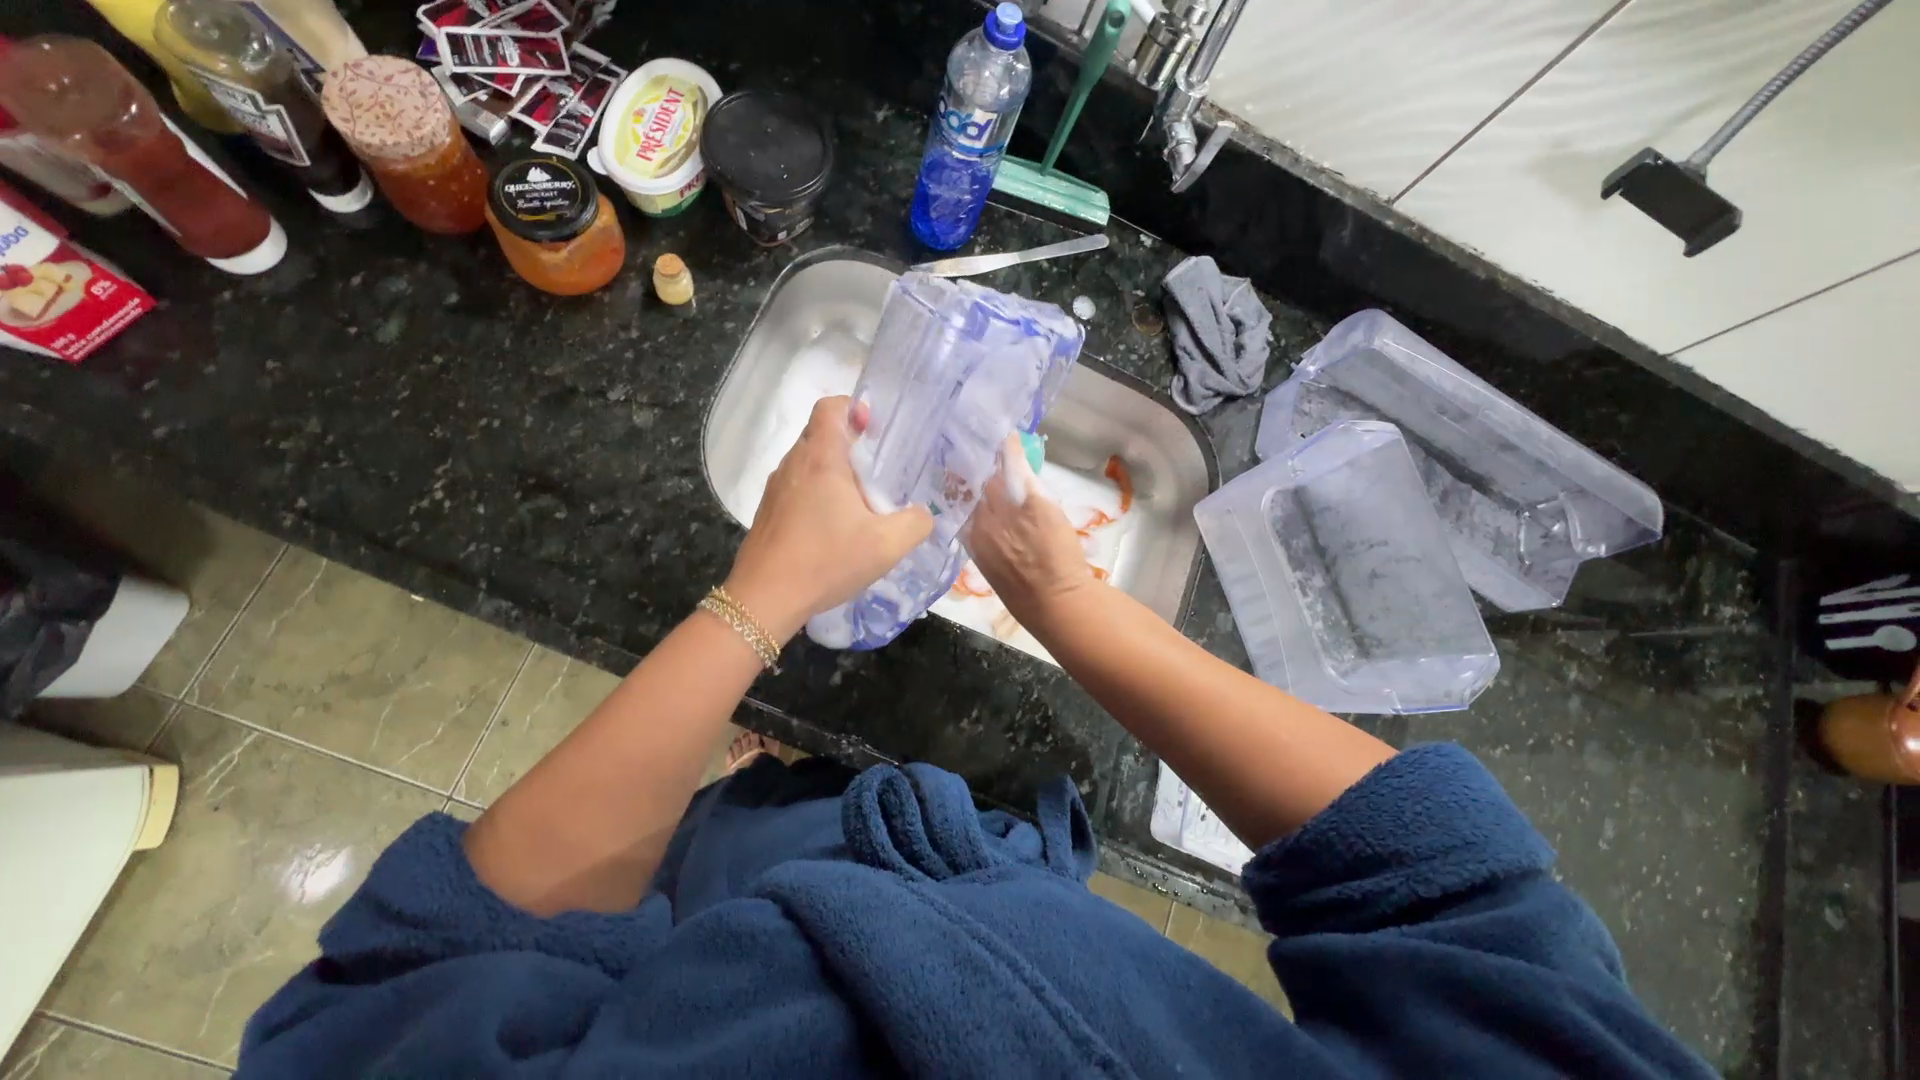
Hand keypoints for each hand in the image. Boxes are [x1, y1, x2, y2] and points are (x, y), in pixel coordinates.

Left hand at [725, 396, 933, 641]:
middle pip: (821, 434)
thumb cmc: (826, 561)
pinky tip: (835, 529)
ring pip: (808, 463)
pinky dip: (817, 495)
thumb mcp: (887, 546)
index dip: (854, 408)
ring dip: (834, 474)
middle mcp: (793, 463)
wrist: (765, 598)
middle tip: (879, 472)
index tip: (875, 432)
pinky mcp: (768, 512)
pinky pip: (797, 488)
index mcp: (820, 458)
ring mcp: (776, 488)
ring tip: (861, 504)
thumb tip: (924, 514)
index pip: (831, 407)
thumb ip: (916, 523)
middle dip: (851, 445)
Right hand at [962, 435, 1102, 626]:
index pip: (957, 501)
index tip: (955, 470)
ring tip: (984, 436)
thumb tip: (980, 519)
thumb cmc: (1025, 592)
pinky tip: (1007, 434)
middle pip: (972, 483)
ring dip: (989, 455)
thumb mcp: (992, 565)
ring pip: (992, 473)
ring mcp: (1006, 507)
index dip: (957, 484)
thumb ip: (984, 539)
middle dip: (970, 465)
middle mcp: (982, 519)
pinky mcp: (1030, 499)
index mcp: (971, 536)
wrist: (1054, 599)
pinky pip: (1016, 466)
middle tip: (966, 444)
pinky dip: (1011, 449)